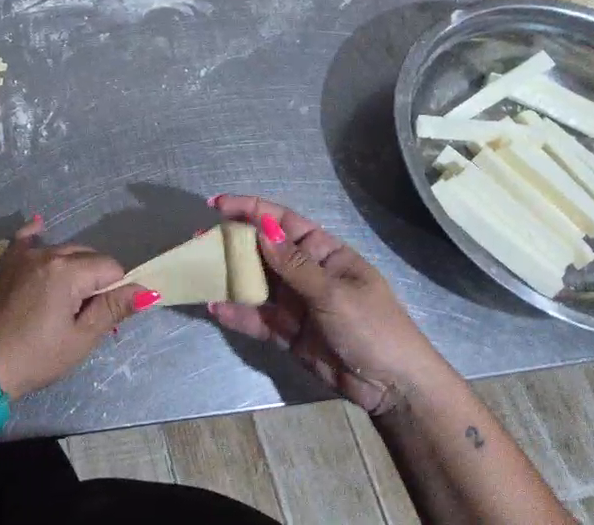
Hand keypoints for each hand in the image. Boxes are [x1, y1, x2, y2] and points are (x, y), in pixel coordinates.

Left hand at [0, 216, 152, 397]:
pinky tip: (40, 227)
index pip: (110, 267)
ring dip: (72, 267)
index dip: (117, 290)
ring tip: (67, 300)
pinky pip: (24, 240)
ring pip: (60, 250)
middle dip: (96, 279)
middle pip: (86, 256)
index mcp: (68, 271)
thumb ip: (111, 309)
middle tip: (89, 315)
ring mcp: (22, 255)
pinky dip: (35, 235)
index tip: (108, 315)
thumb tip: (146, 290)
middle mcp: (47, 253)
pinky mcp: (4, 263)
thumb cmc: (33, 357)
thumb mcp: (78, 339)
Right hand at [207, 194, 449, 413]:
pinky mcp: (288, 332)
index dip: (250, 209)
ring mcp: (296, 303)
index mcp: (324, 253)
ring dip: (230, 277)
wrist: (394, 389)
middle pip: (262, 250)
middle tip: (199, 241)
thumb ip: (294, 264)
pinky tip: (216, 307)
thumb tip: (261, 229)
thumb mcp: (334, 293)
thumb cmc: (373, 328)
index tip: (216, 204)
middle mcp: (306, 272)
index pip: (282, 222)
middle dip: (232, 243)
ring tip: (200, 271)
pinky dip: (237, 311)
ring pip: (255, 282)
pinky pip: (257, 316)